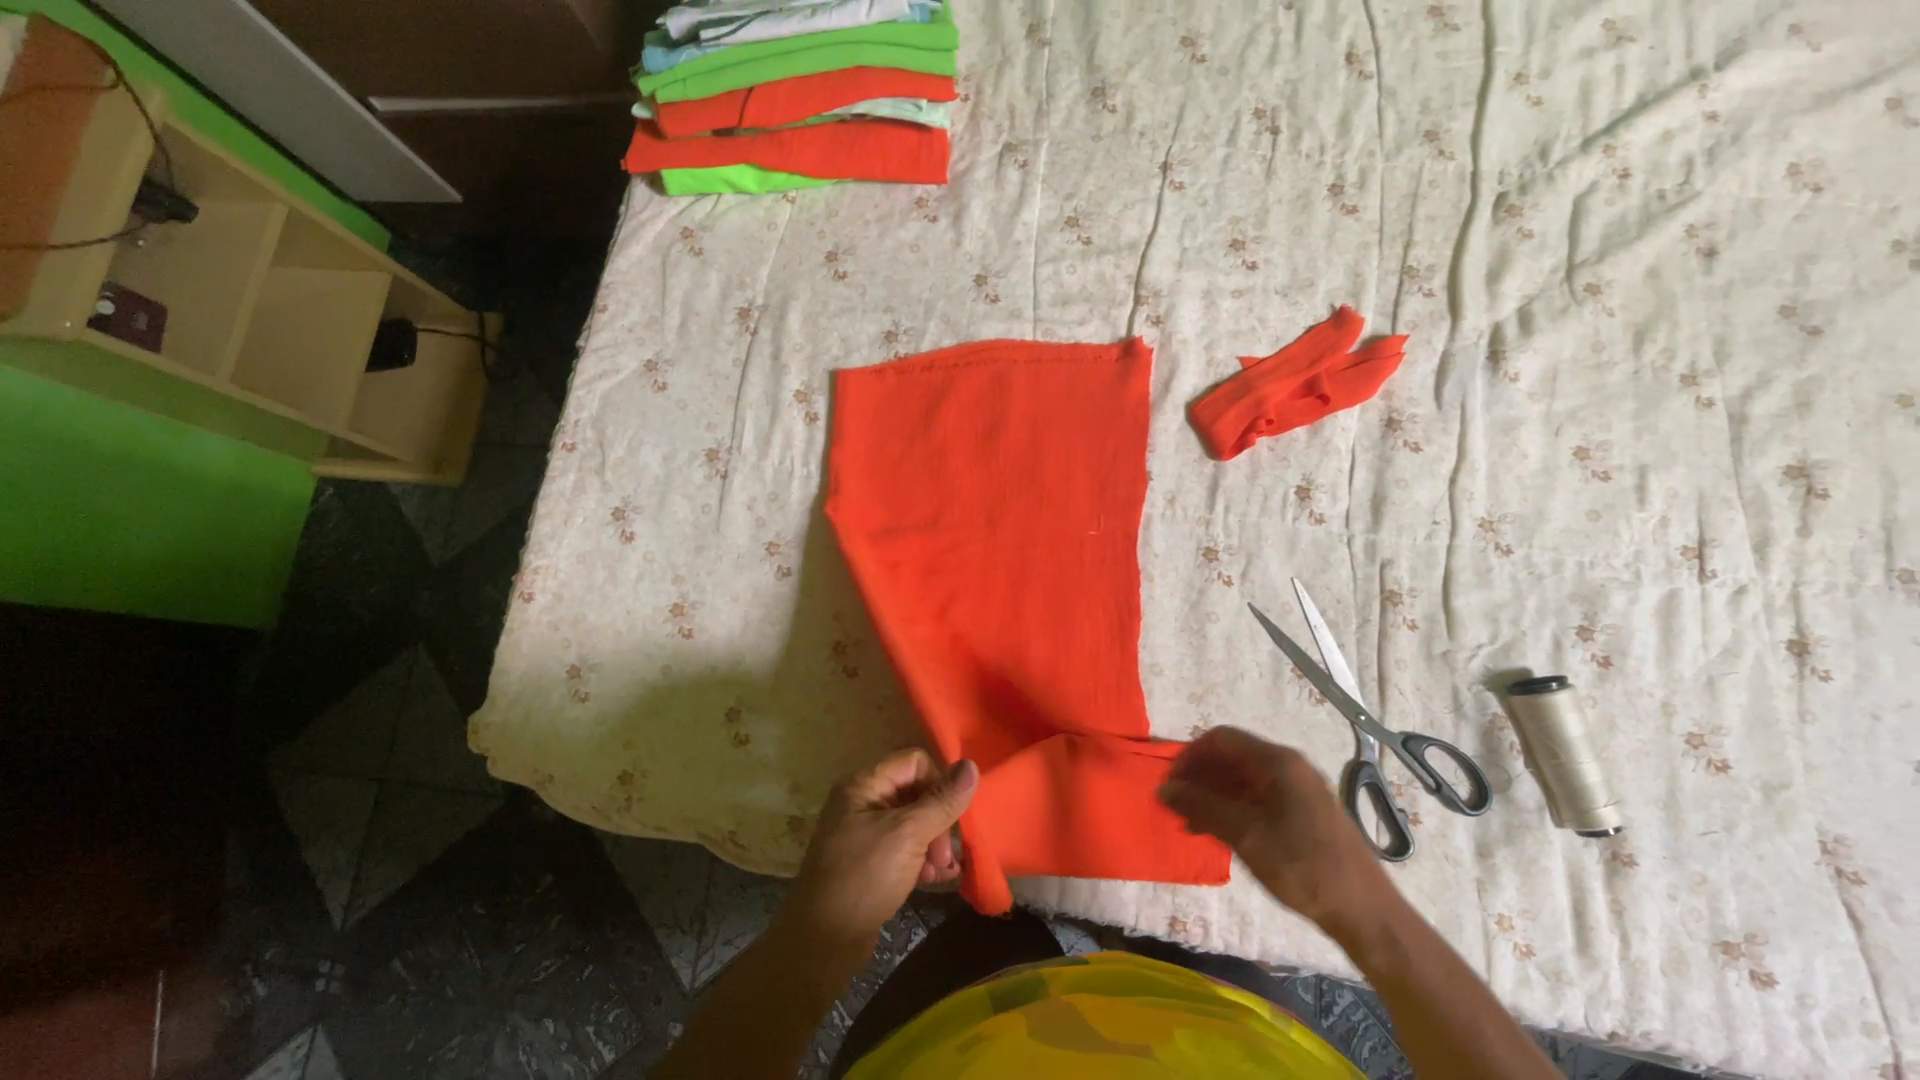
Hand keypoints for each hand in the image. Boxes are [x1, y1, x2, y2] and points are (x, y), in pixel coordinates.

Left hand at [782, 749, 978, 956]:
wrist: (824, 940)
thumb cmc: (864, 877)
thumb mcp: (908, 835)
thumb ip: (942, 801)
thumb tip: (972, 765)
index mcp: (864, 785)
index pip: (914, 762)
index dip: (938, 783)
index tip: (951, 817)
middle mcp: (862, 802)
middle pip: (916, 792)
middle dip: (938, 820)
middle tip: (944, 855)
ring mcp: (865, 833)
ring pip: (914, 823)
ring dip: (934, 844)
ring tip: (942, 871)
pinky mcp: (870, 862)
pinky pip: (905, 849)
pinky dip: (922, 860)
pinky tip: (933, 880)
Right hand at [1158, 727, 1397, 941]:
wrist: (1363, 910)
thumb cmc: (1303, 867)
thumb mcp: (1246, 835)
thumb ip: (1202, 807)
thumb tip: (1164, 788)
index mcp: (1278, 762)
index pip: (1221, 739)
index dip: (1190, 756)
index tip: (1169, 784)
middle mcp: (1289, 768)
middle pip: (1232, 758)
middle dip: (1199, 778)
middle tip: (1174, 807)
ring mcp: (1298, 790)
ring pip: (1243, 780)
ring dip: (1213, 797)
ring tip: (1190, 825)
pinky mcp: (1302, 813)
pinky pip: (1258, 799)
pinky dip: (1232, 810)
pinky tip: (1217, 834)